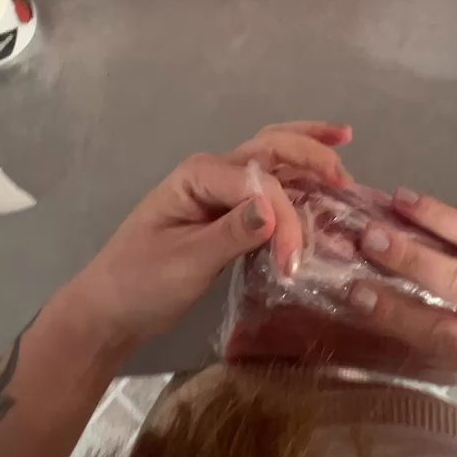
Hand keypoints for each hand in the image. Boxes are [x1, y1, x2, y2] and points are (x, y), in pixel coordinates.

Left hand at [59, 121, 352, 351]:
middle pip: (270, 146)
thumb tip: (275, 209)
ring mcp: (221, 188)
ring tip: (344, 150)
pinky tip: (320, 183)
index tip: (294, 261)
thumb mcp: (185, 263)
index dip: (284, 217)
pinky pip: (270, 185)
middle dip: (311, 151)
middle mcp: (213, 171)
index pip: (258, 183)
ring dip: (308, 152)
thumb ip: (231, 234)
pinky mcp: (228, 210)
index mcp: (199, 175)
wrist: (109, 310)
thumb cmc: (140, 284)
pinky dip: (299, 179)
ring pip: (272, 157)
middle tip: (347, 175)